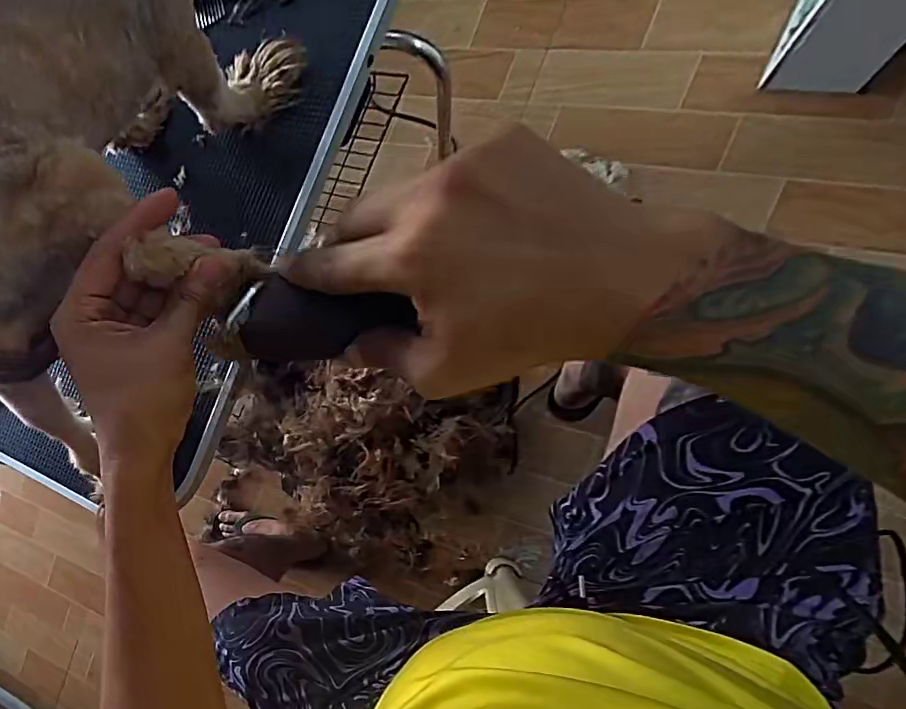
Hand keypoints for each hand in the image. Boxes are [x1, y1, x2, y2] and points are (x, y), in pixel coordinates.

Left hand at [51, 189, 233, 473]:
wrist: (143, 456)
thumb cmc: (143, 404)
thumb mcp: (169, 346)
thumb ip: (190, 300)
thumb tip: (216, 261)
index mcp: (79, 311)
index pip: (110, 252)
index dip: (142, 223)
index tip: (171, 199)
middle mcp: (89, 316)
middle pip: (130, 271)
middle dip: (168, 255)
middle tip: (206, 239)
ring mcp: (112, 334)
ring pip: (146, 293)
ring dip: (178, 280)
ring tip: (213, 261)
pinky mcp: (133, 349)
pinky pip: (156, 315)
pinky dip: (179, 304)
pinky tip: (204, 288)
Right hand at [284, 124, 709, 397]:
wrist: (617, 281)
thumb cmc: (526, 336)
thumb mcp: (445, 372)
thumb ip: (385, 357)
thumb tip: (349, 342)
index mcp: (408, 256)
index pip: (332, 263)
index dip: (304, 273)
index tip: (287, 274)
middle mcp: (426, 195)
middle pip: (354, 213)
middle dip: (345, 243)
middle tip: (357, 268)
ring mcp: (465, 158)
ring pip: (401, 186)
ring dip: (395, 219)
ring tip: (421, 249)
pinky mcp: (501, 139)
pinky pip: (450, 170)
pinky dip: (446, 200)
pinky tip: (475, 227)